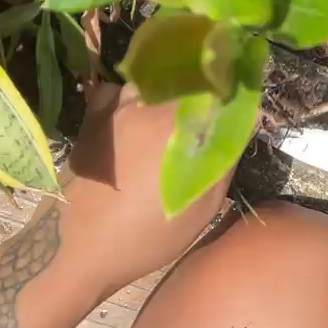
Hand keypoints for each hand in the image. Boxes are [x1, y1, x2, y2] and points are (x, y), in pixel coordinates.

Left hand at [54, 83, 236, 292]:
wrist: (82, 249)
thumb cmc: (151, 233)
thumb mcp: (204, 205)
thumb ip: (224, 156)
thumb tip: (245, 120)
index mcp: (176, 124)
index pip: (216, 87)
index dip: (234, 90)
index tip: (244, 100)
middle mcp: (145, 105)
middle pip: (186, 78)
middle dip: (207, 87)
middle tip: (215, 110)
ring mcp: (114, 108)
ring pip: (155, 81)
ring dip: (173, 89)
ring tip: (181, 111)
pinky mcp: (92, 117)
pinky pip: (121, 91)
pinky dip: (137, 96)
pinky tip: (142, 117)